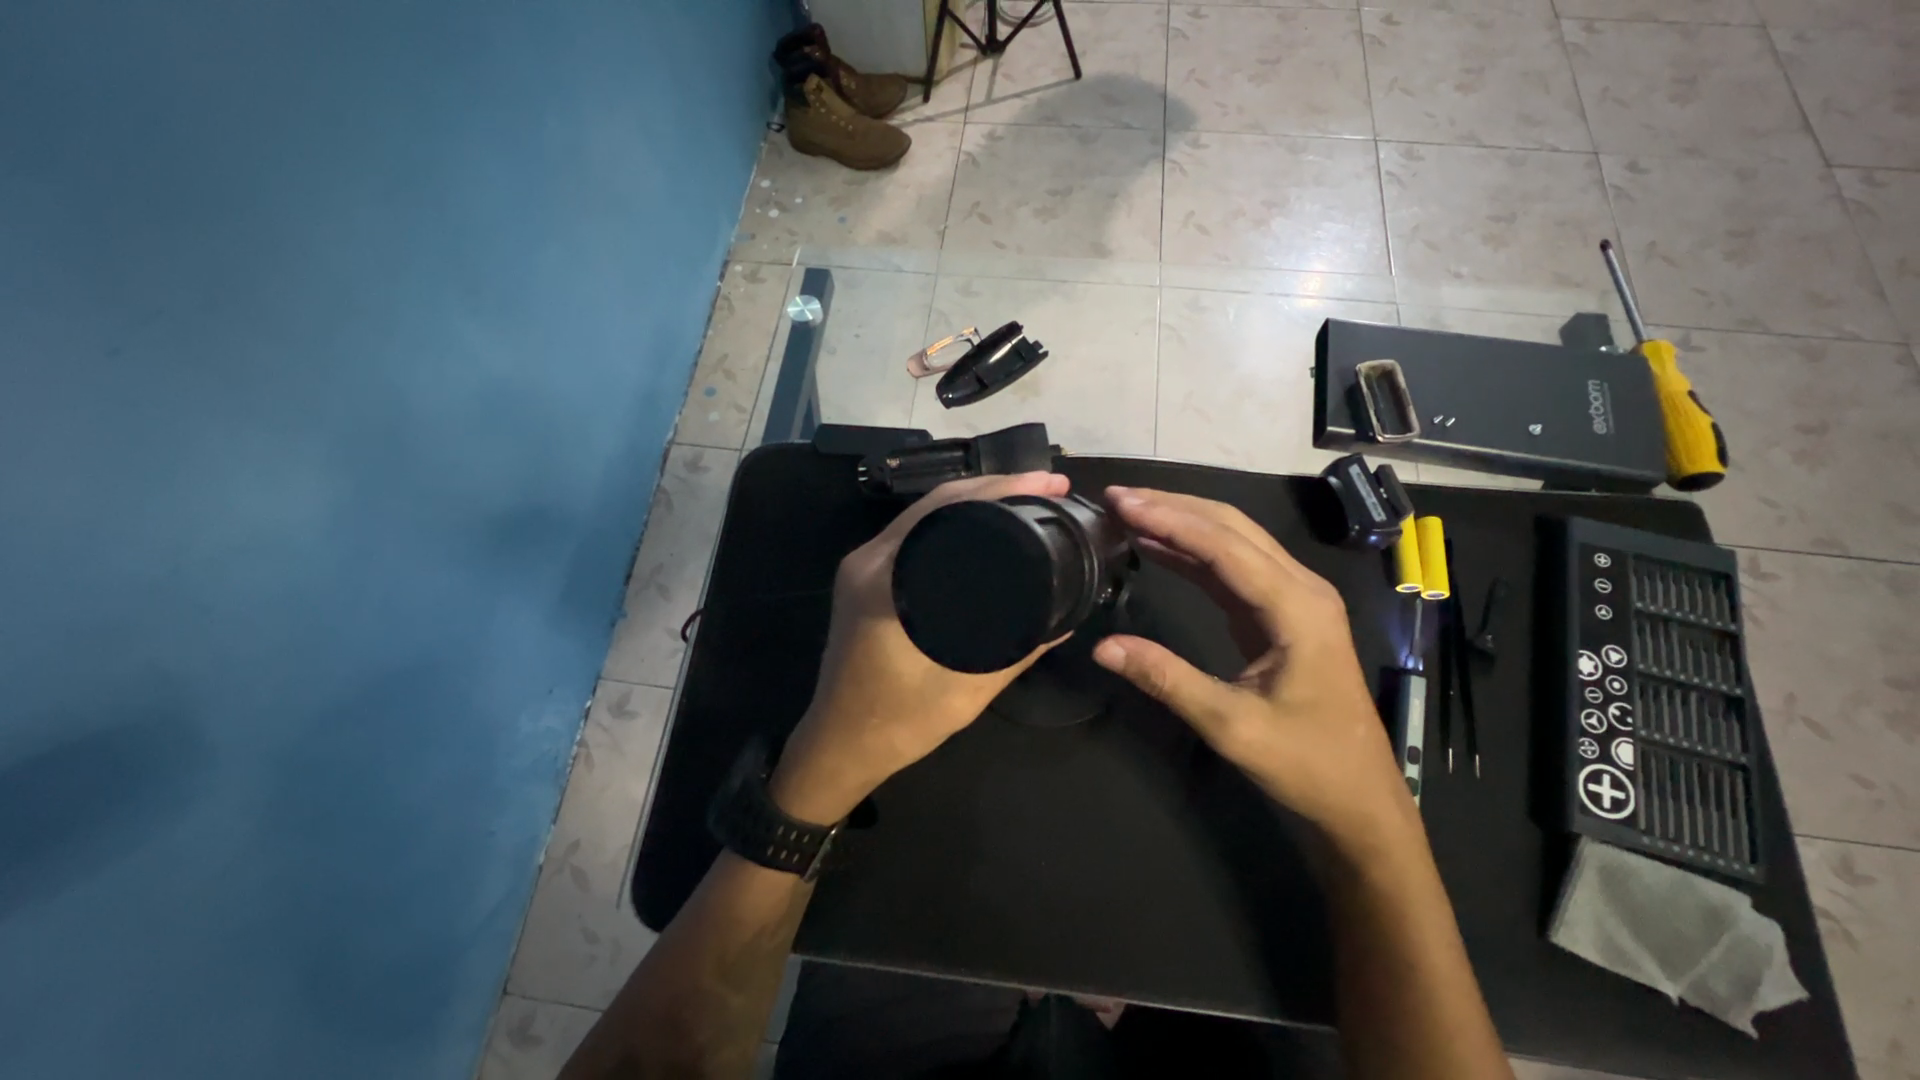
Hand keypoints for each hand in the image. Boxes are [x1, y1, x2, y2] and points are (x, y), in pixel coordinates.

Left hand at [769, 472, 1072, 823]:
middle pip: (935, 501)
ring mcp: (862, 566)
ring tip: (1027, 498)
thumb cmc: (898, 722)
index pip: (948, 508)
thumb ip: (1018, 650)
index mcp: (885, 578)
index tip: (1049, 486)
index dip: (1003, 489)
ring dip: (974, 500)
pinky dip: (952, 520)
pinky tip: (987, 525)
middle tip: (1049, 487)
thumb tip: (1067, 615)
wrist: (841, 744)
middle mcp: (868, 560)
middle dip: (995, 486)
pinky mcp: (864, 578)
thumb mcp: (967, 688)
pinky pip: (914, 532)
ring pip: (923, 512)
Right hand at [1090, 487, 1415, 853]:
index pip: (1224, 546)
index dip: (1170, 520)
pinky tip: (1158, 547)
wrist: (1360, 797)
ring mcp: (1294, 600)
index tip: (1120, 501)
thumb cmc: (1306, 762)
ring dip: (1183, 524)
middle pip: (1233, 528)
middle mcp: (1301, 590)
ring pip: (1235, 543)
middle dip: (1174, 508)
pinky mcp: (1283, 616)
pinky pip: (1235, 571)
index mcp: (1296, 608)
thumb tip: (1102, 647)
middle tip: (1117, 498)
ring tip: (1129, 512)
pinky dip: (1194, 555)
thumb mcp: (1231, 726)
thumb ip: (1167, 679)